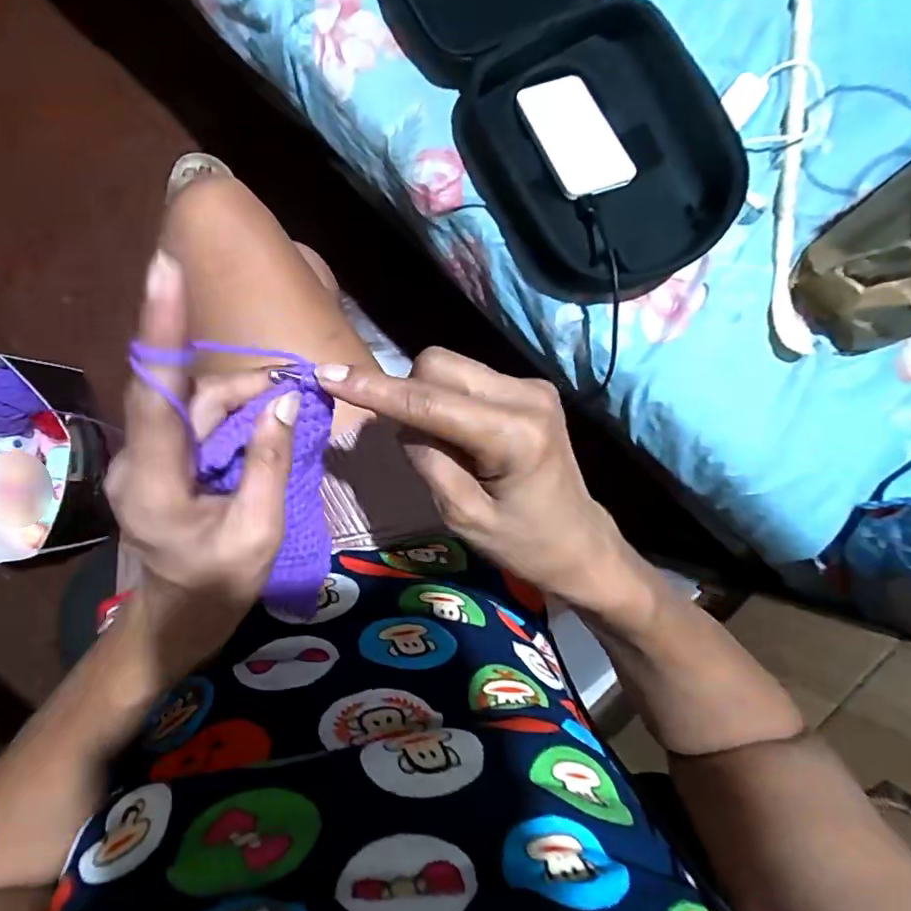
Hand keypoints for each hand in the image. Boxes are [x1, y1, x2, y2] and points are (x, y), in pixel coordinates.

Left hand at [103, 252, 298, 681]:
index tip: (163, 269)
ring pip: (191, 406)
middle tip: (293, 384)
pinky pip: (191, 423)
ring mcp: (142, 460)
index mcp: (156, 483)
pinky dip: (228, 417)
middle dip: (240, 383)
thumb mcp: (258, 535)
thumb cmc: (215, 590)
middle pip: (186, 394)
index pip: (155, 393)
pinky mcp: (154, 462)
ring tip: (285, 407)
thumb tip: (286, 401)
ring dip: (239, 400)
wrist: (172, 623)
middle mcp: (138, 460)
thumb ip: (269, 464)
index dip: (160, 328)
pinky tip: (260, 425)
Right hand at [317, 348, 658, 629]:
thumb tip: (396, 421)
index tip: (328, 375)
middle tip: (410, 443)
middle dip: (406, 394)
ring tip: (442, 447)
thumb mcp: (462, 516)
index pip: (428, 402)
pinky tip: (458, 438)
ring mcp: (529, 387)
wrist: (581, 545)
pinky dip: (444, 400)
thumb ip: (425, 461)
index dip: (375, 389)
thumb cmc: (523, 544)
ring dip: (424, 398)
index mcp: (513, 435)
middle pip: (436, 365)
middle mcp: (525, 395)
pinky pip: (464, 378)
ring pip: (448, 366)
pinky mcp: (526, 389)